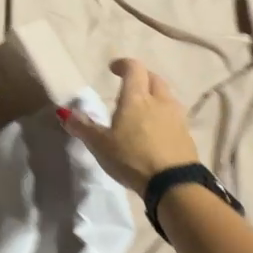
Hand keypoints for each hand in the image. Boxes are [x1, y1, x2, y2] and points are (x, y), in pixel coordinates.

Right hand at [59, 57, 199, 195]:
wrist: (175, 187)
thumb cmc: (132, 158)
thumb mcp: (100, 144)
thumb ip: (83, 127)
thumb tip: (64, 113)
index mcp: (137, 97)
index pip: (134, 68)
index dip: (123, 64)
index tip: (113, 69)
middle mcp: (160, 102)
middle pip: (154, 79)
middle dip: (142, 78)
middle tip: (130, 87)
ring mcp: (177, 120)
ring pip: (168, 98)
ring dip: (156, 97)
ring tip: (145, 110)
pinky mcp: (188, 138)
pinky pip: (176, 118)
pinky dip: (165, 118)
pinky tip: (157, 132)